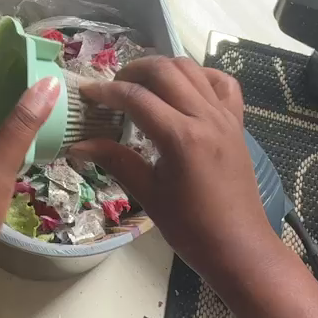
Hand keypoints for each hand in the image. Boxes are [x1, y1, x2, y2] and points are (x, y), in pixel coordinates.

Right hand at [69, 56, 283, 284]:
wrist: (240, 249)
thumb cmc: (191, 228)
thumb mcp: (148, 194)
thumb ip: (114, 160)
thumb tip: (78, 145)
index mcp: (181, 137)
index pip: (136, 97)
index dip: (106, 91)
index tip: (86, 93)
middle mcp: (205, 117)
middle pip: (163, 71)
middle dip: (132, 71)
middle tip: (113, 88)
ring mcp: (225, 117)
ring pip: (190, 68)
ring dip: (162, 68)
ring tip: (142, 85)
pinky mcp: (237, 122)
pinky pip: (222, 83)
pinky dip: (200, 76)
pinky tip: (183, 88)